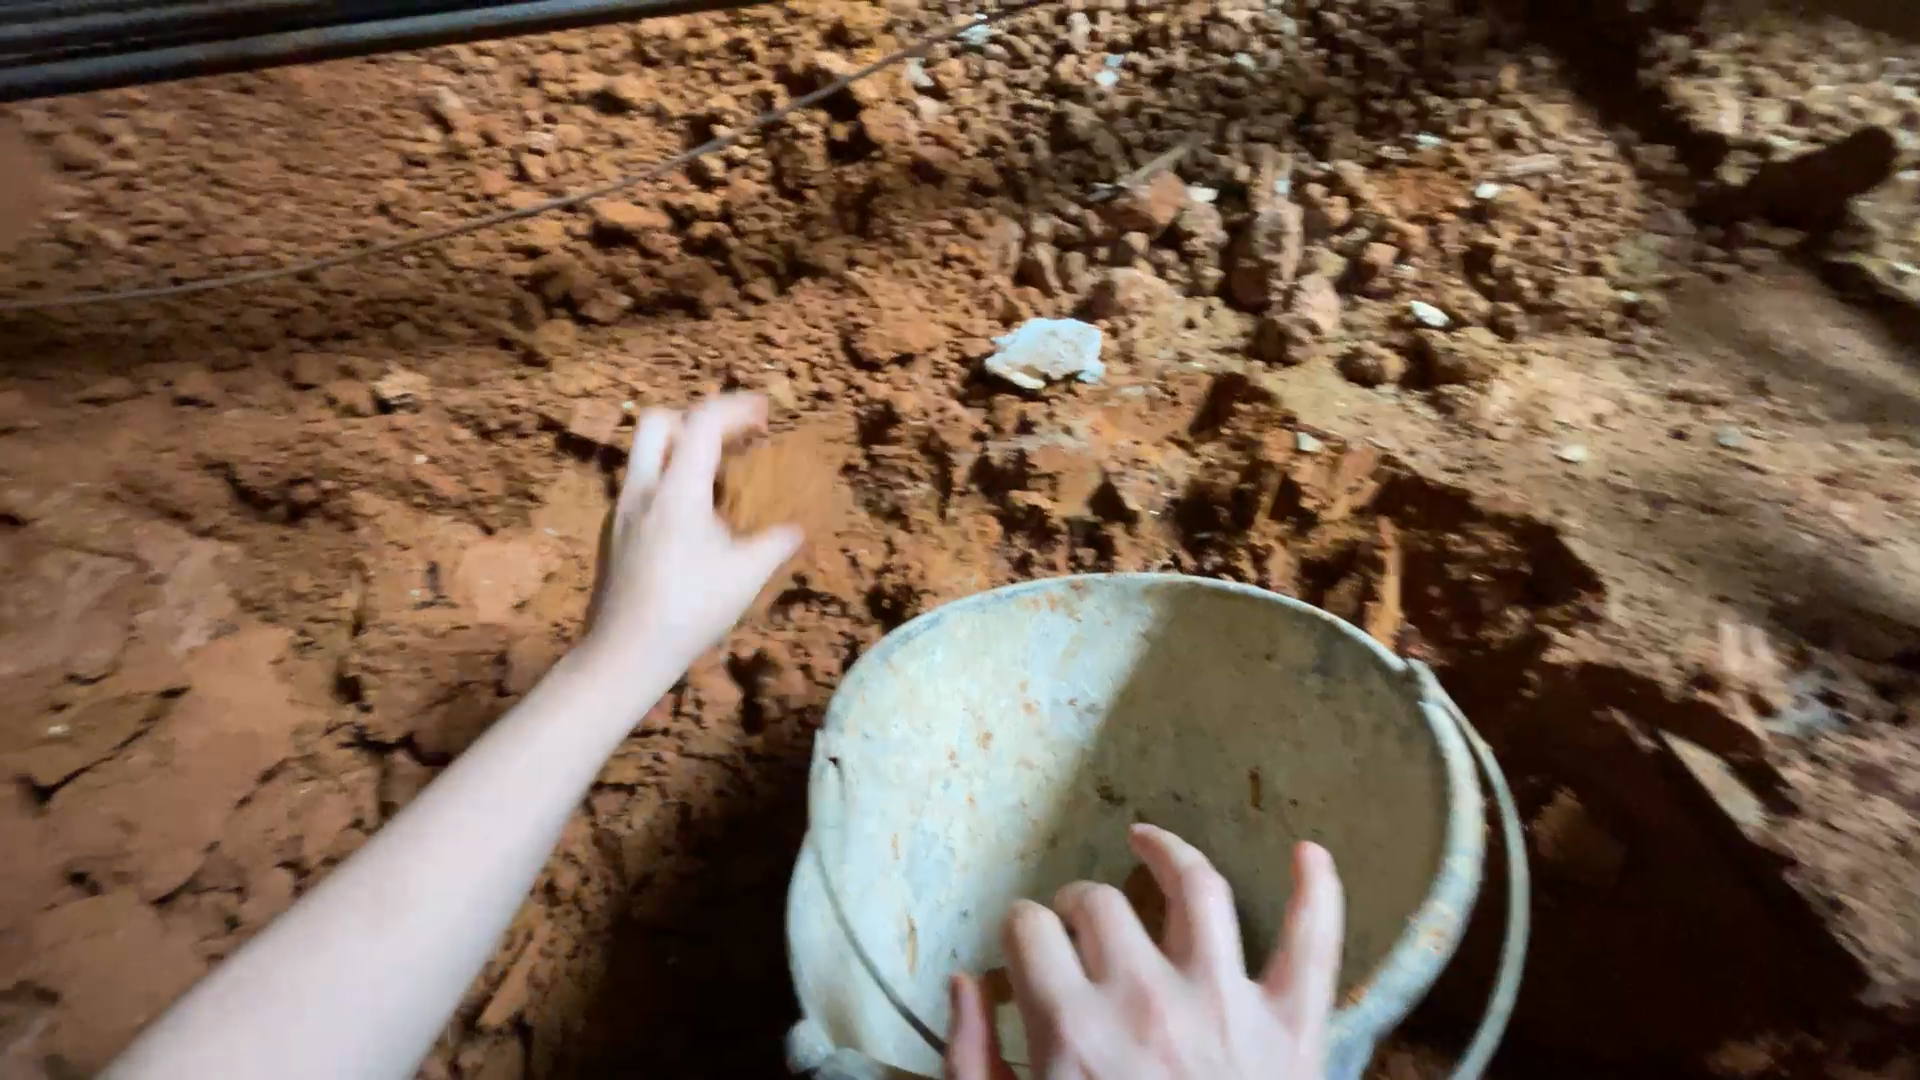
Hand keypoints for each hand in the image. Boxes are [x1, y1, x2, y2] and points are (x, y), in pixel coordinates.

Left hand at [585, 394, 803, 662]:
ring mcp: (620, 510)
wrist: (624, 653)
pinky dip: (670, 480)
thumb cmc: (689, 611)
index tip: (765, 412)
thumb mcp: (746, 576)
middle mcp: (642, 490)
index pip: (703, 423)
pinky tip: (693, 518)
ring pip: (646, 454)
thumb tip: (798, 528)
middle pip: (659, 422)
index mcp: (677, 493)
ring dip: (683, 450)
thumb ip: (777, 543)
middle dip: (698, 419)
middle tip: (732, 440)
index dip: (737, 408)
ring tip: (719, 478)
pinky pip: (642, 485)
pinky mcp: (612, 532)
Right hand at [946, 826, 1343, 1079]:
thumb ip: (973, 1063)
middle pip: (1096, 902)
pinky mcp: (1292, 1036)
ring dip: (1167, 852)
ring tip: (1147, 841)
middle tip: (1074, 929)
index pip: (1027, 927)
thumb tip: (965, 984)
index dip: (1018, 932)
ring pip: (1195, 889)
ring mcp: (1225, 1009)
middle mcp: (1146, 1002)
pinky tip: (1309, 854)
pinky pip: (1311, 950)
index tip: (1024, 949)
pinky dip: (1317, 895)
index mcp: (1074, 1031)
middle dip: (1073, 906)